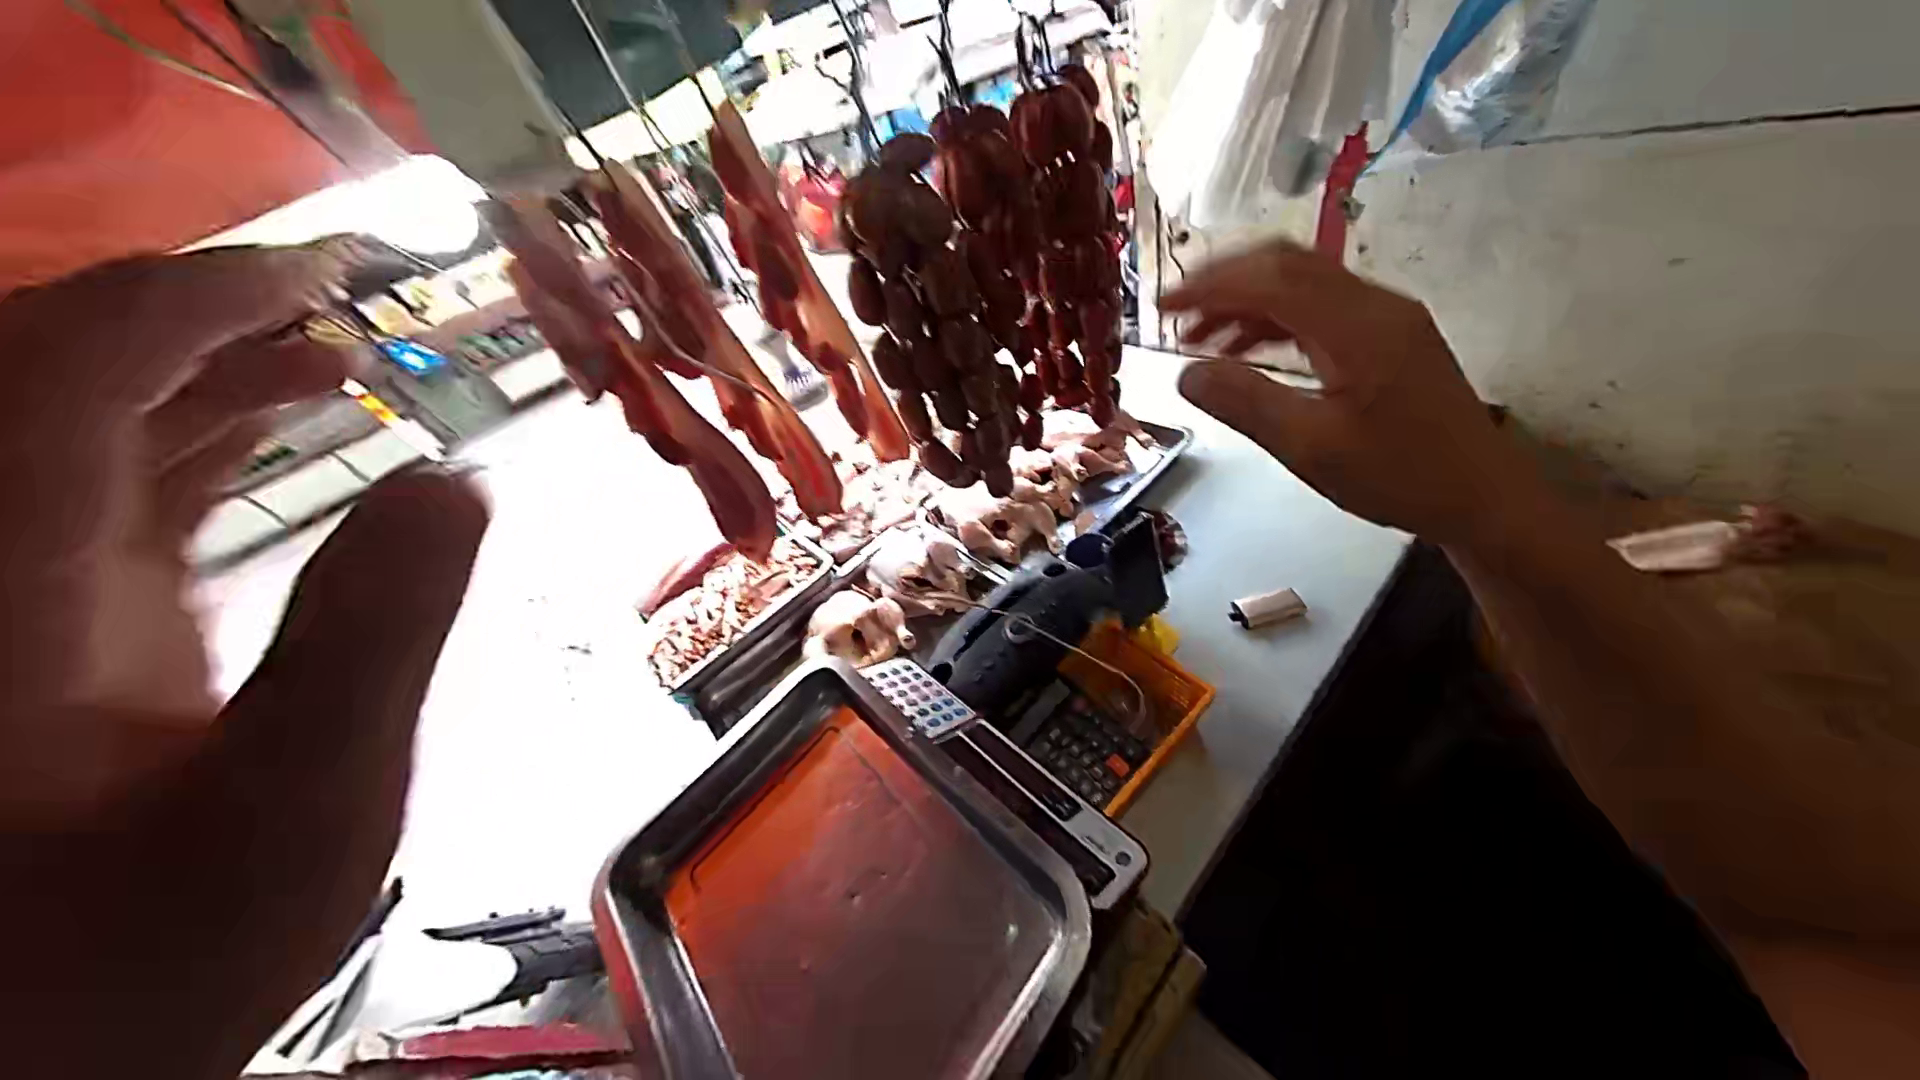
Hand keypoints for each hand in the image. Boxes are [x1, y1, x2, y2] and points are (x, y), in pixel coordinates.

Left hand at [0, 250, 489, 1076]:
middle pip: (42, 370)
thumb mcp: (304, 800)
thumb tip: (457, 484)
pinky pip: (99, 483)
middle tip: (344, 291)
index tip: (334, 265)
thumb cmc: (152, 953)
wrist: (21, 1067)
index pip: (73, 366)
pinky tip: (283, 425)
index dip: (207, 294)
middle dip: (202, 311)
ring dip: (202, 365)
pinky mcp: (33, 625)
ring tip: (331, 345)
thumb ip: (375, 635)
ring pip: (68, 422)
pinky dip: (192, 433)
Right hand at [1169, 240, 1533, 546]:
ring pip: (1300, 285)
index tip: (1162, 307)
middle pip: (1286, 265)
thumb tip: (1186, 374)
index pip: (1270, 280)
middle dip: (1223, 282)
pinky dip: (1271, 321)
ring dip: (1244, 302)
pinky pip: (1317, 310)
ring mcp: (1383, 317)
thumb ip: (1245, 403)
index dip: (1209, 286)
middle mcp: (1373, 305)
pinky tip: (1243, 351)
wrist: (1479, 496)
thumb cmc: (1397, 476)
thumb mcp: (1310, 447)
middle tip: (1175, 314)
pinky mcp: (1384, 336)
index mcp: (1357, 327)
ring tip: (1199, 339)